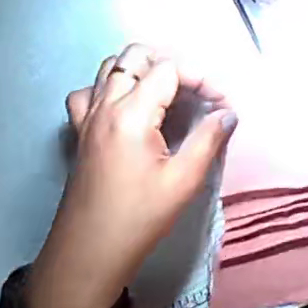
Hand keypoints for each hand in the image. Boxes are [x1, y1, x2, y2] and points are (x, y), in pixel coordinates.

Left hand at [27, 44, 237, 307]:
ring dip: (143, 70)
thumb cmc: (140, 217)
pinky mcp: (80, 132)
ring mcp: (87, 118)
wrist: (89, 252)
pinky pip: (90, 92)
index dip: (201, 79)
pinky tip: (128, 107)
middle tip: (197, 91)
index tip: (221, 105)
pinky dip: (112, 88)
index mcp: (132, 115)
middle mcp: (105, 106)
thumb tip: (228, 113)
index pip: (169, 70)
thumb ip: (209, 139)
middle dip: (172, 64)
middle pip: (135, 56)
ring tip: (170, 94)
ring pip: (110, 67)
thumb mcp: (184, 180)